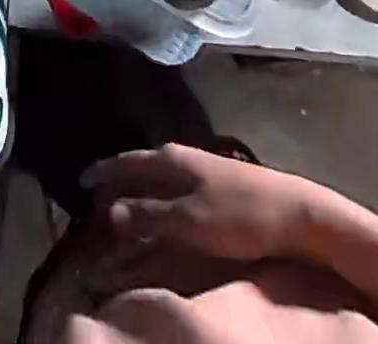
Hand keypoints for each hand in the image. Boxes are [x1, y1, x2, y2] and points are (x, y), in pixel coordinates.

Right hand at [81, 143, 337, 263]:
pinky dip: (158, 194)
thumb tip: (109, 213)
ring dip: (138, 188)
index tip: (80, 180)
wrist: (297, 212)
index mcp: (170, 159)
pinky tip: (161, 206)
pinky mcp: (217, 181)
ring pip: (158, 175)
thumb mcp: (188, 222)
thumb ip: (147, 215)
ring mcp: (201, 165)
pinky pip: (174, 184)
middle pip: (139, 165)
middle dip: (117, 179)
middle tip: (97, 197)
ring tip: (124, 204)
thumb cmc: (239, 215)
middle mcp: (181, 155)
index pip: (125, 162)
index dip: (102, 172)